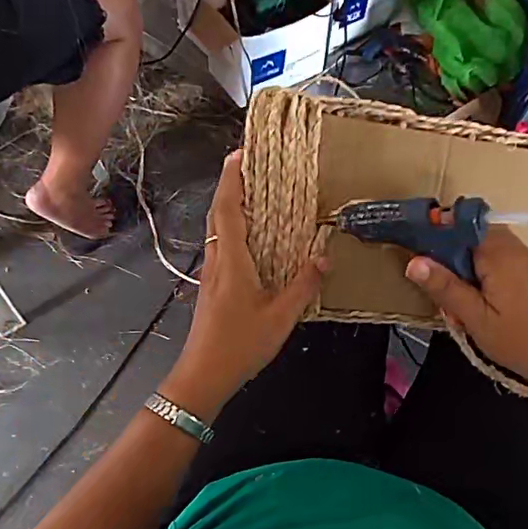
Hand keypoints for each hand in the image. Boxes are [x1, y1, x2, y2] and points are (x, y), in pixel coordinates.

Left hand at [160, 152, 326, 418]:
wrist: (204, 374)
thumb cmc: (240, 345)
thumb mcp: (281, 317)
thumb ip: (303, 286)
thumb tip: (323, 257)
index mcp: (232, 261)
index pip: (228, 209)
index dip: (233, 179)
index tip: (240, 154)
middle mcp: (216, 261)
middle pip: (218, 214)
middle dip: (230, 186)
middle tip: (249, 166)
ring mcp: (210, 274)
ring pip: (216, 230)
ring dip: (229, 206)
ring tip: (251, 194)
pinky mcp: (211, 287)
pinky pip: (220, 246)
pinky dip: (230, 229)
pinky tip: (247, 237)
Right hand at [404, 227, 527, 392]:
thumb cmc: (517, 339)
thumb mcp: (473, 316)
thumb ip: (444, 286)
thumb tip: (413, 262)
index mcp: (498, 252)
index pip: (459, 224)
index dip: (435, 234)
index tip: (418, 254)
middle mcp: (512, 247)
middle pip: (469, 237)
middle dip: (450, 261)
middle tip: (443, 295)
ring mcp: (523, 258)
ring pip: (480, 251)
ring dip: (464, 273)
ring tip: (459, 307)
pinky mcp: (527, 271)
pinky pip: (495, 262)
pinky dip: (481, 278)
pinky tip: (477, 306)